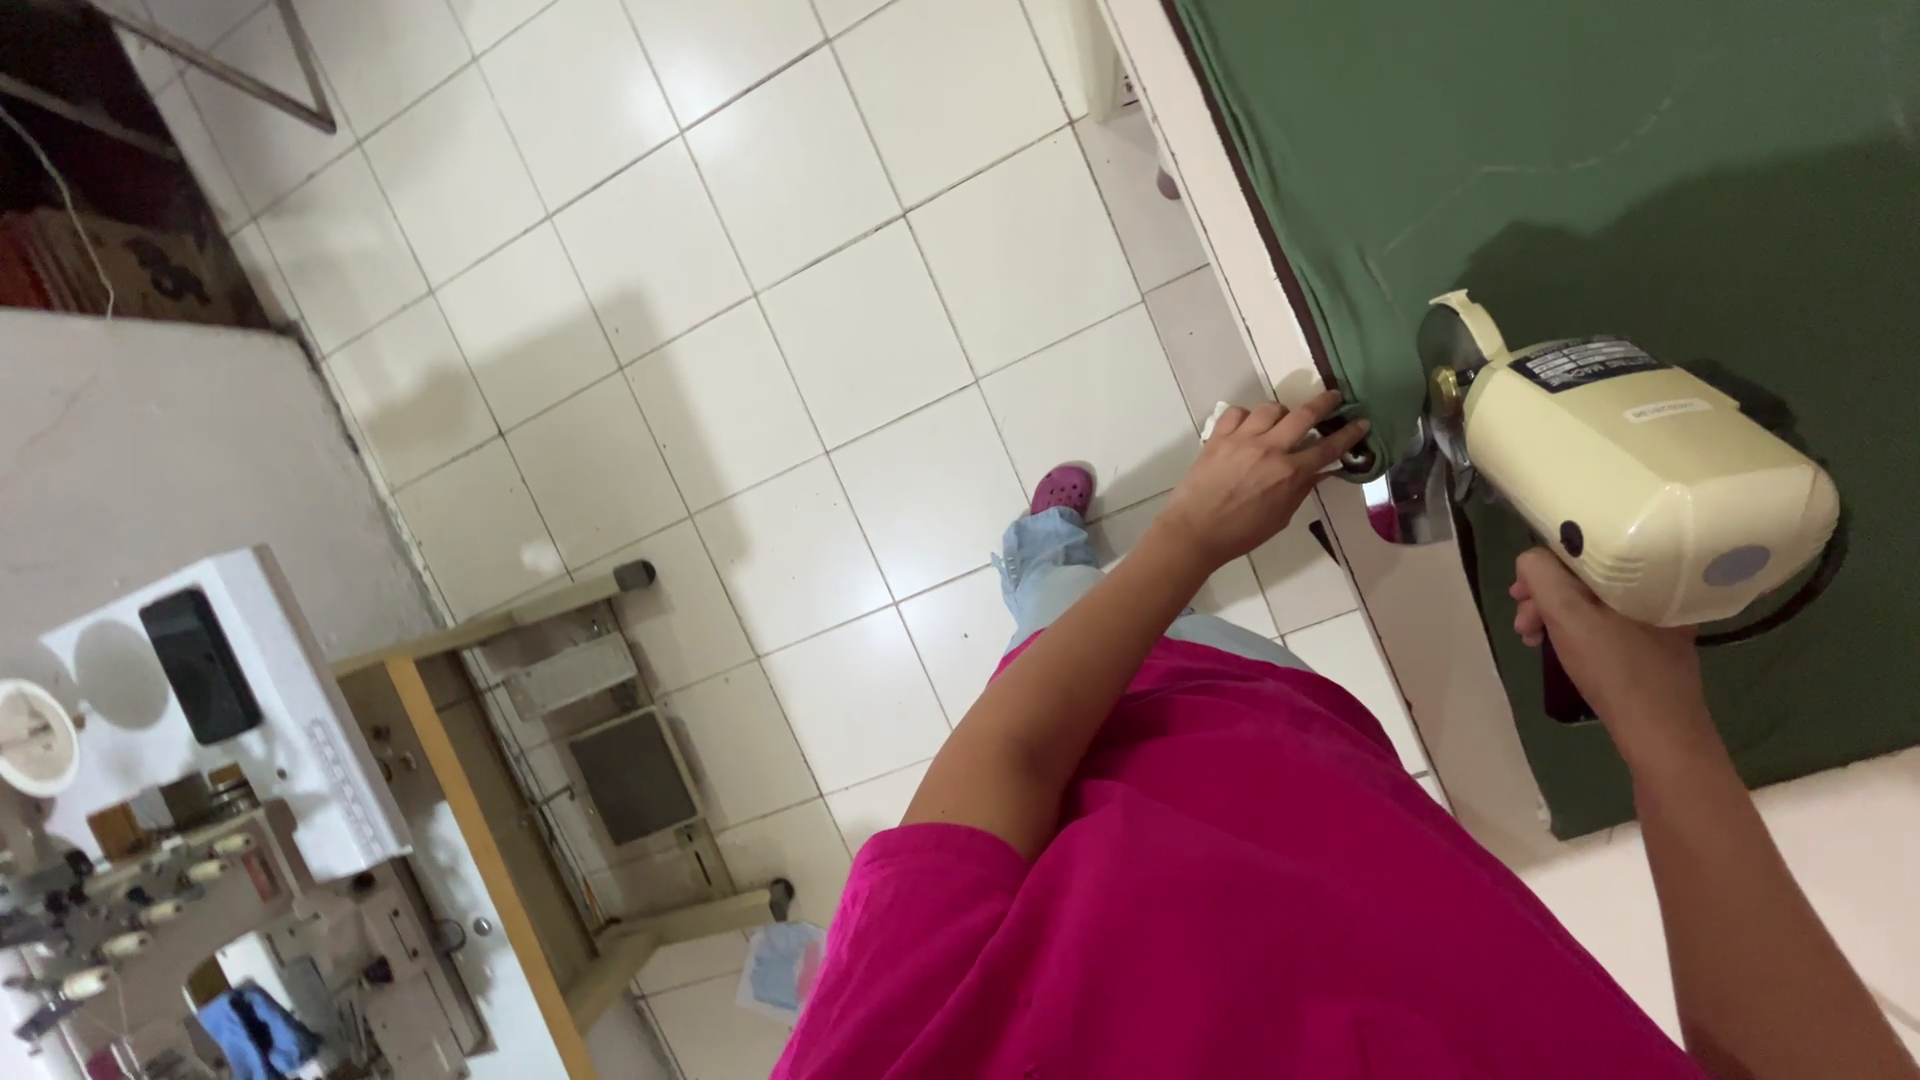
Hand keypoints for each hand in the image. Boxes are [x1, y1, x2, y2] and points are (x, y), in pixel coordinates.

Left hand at [1151, 391, 1368, 571]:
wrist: (1194, 532)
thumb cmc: (1240, 533)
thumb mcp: (1280, 517)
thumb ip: (1301, 490)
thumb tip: (1322, 471)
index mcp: (1289, 473)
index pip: (1328, 447)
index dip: (1348, 433)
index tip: (1361, 421)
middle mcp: (1269, 450)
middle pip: (1304, 415)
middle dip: (1324, 403)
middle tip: (1333, 398)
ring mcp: (1241, 440)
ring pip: (1270, 408)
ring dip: (1281, 412)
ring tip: (1281, 421)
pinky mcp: (1217, 439)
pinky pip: (1235, 413)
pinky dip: (1245, 415)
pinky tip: (1247, 426)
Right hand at [1511, 548, 1715, 747]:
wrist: (1658, 731)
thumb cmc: (1612, 668)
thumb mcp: (1567, 615)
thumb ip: (1542, 576)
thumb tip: (1529, 562)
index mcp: (1644, 576)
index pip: (1580, 553)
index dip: (1541, 571)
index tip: (1519, 596)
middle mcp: (1656, 592)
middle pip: (1582, 579)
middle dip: (1543, 598)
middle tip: (1523, 626)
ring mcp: (1657, 621)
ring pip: (1590, 603)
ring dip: (1553, 616)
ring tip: (1533, 641)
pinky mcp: (1653, 645)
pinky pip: (1604, 623)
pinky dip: (1575, 631)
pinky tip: (1561, 650)